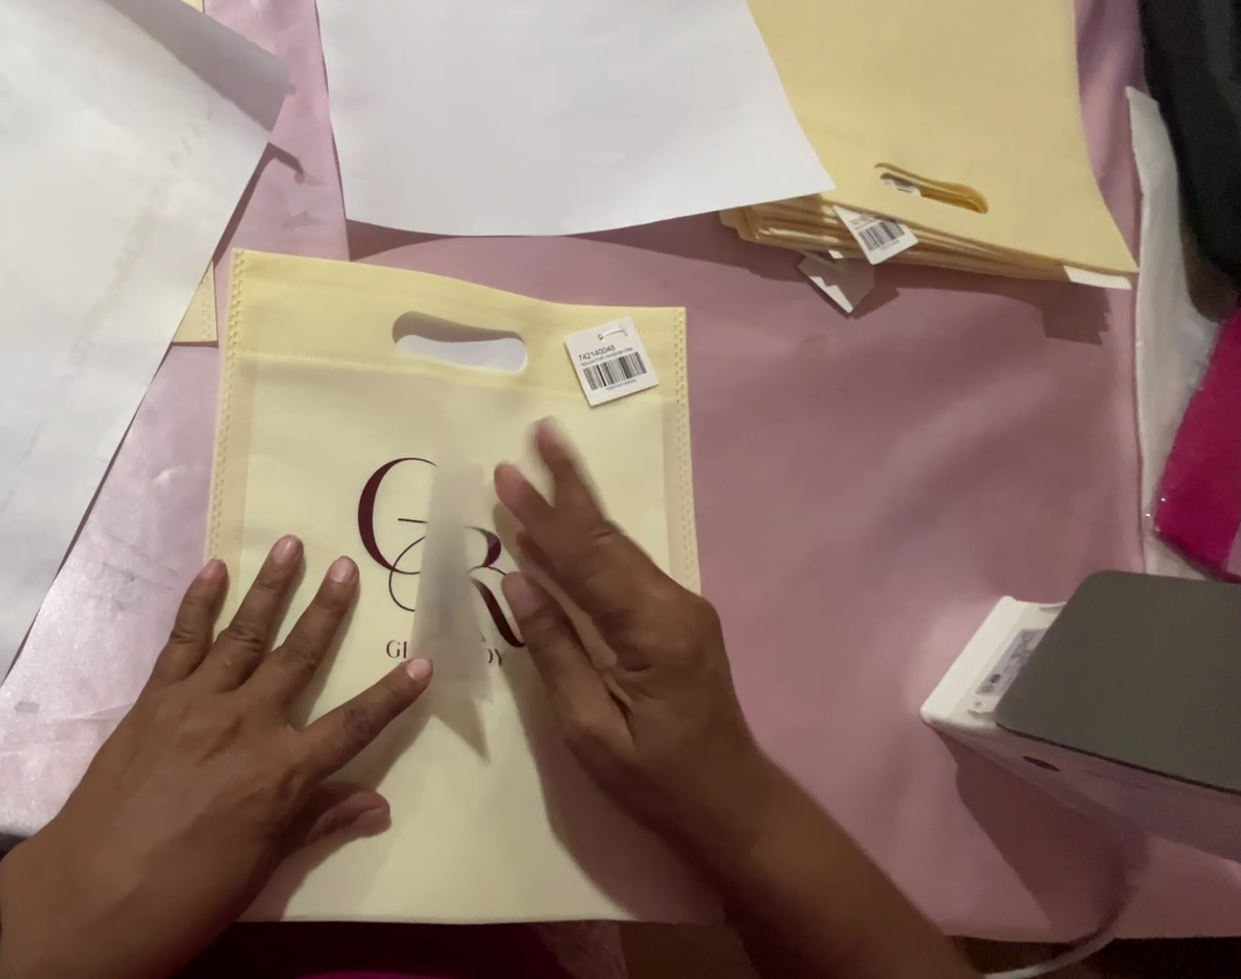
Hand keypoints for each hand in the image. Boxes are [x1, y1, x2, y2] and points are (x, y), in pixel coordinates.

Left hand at [0, 537, 432, 978]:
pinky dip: (198, 602)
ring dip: (270, 588)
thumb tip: (380, 803)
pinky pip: (182, 639)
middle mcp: (246, 724)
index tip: (422, 663)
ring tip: (291, 545)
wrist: (90, 899)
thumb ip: (319, 821)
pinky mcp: (156, 697)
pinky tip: (214, 569)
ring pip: (244, 634)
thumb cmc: (187, 895)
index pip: (352, 726)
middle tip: (346, 567)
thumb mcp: (262, 867)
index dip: (391, 697)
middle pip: (297, 657)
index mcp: (280, 774)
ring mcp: (198, 703)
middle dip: (326, 610)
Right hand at [493, 421, 780, 860]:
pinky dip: (586, 538)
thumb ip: (554, 650)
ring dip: (577, 502)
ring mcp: (679, 606)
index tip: (506, 475)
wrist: (733, 805)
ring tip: (547, 459)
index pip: (584, 559)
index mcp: (652, 630)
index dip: (541, 516)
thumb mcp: (590, 728)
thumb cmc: (656, 779)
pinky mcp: (674, 616)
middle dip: (565, 485)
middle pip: (606, 534)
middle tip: (538, 434)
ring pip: (616, 543)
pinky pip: (622, 565)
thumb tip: (516, 582)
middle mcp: (672, 604)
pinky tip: (563, 524)